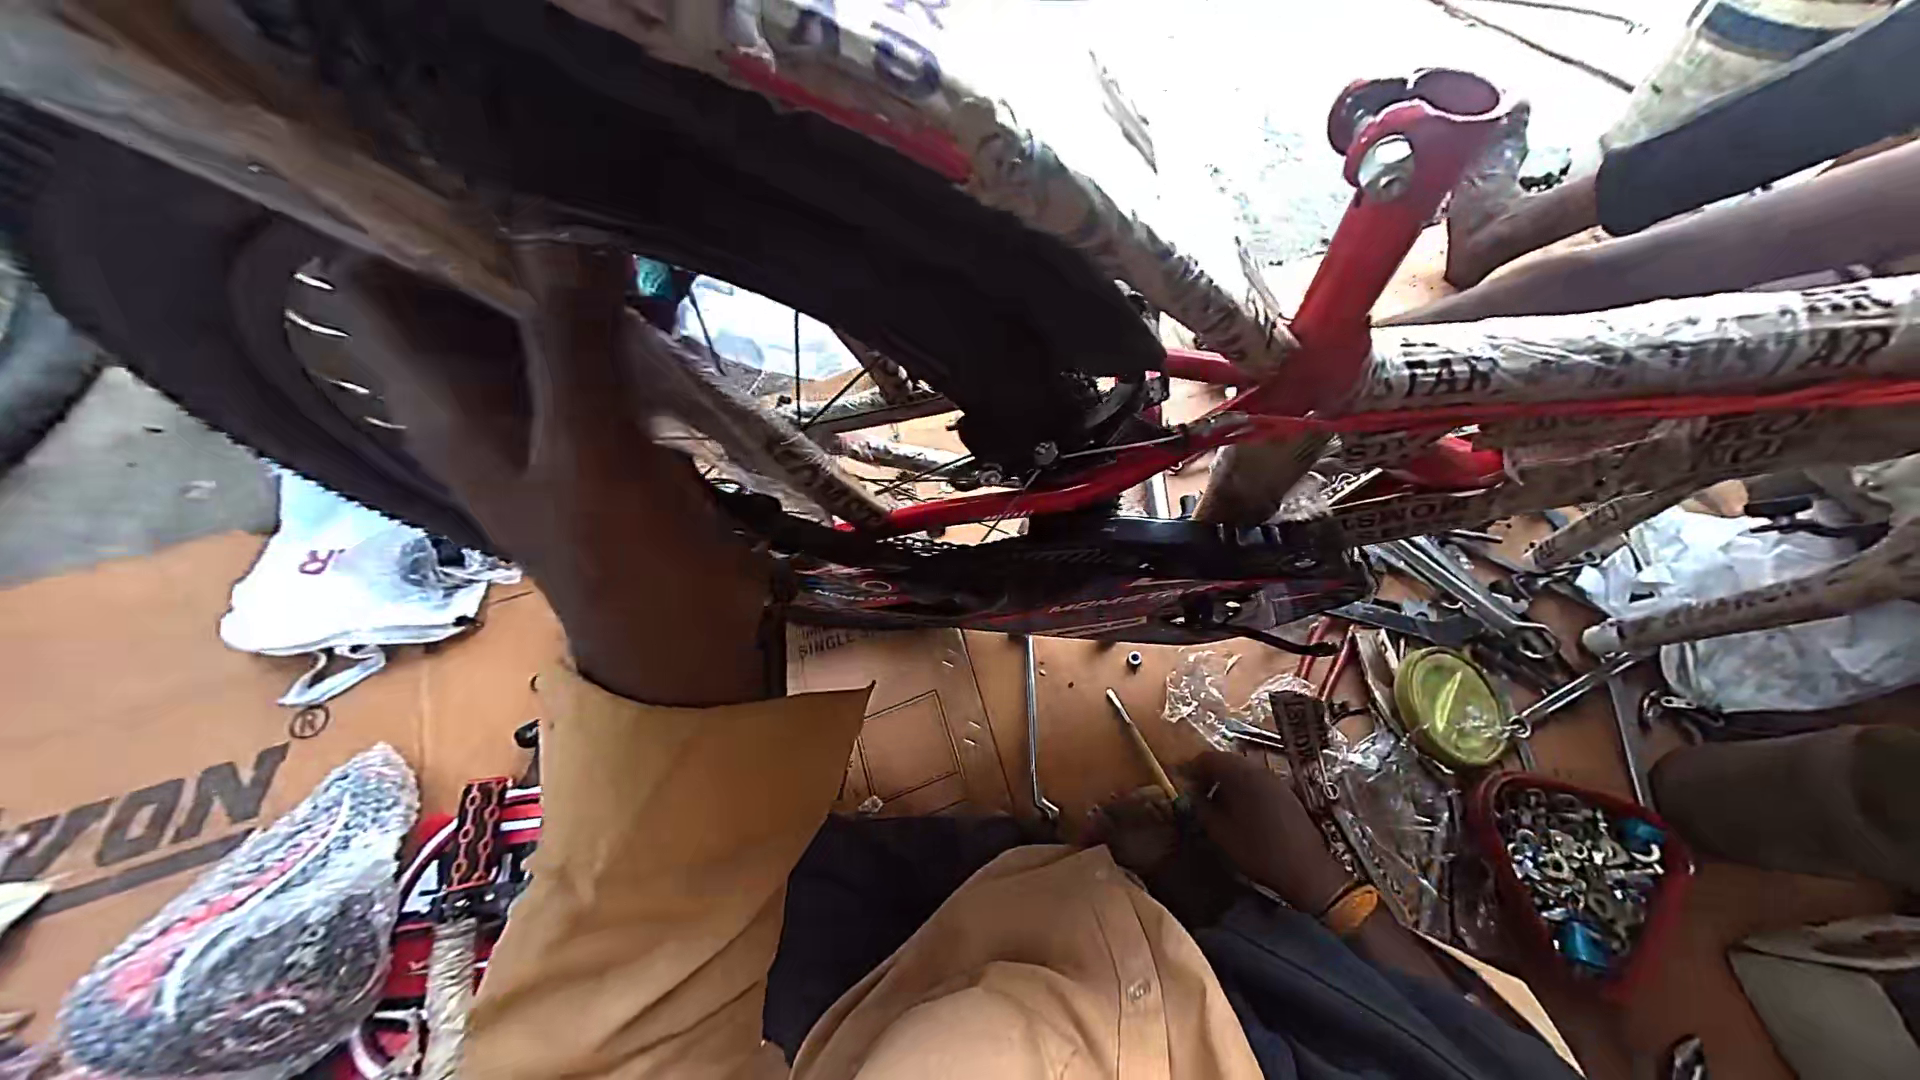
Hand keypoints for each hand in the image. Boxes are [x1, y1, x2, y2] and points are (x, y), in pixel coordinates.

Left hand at [341, 244, 771, 706]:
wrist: (683, 628)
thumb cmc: (623, 559)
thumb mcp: (590, 453)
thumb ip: (571, 346)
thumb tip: (563, 230)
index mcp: (443, 406)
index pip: (375, 283)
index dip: (409, 227)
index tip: (491, 192)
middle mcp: (484, 399)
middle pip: (461, 292)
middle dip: (510, 246)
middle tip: (580, 214)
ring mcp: (551, 414)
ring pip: (537, 321)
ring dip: (574, 286)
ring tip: (625, 253)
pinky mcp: (607, 426)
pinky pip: (597, 355)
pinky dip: (619, 327)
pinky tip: (658, 315)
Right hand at [1182, 751, 1352, 911]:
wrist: (1308, 871)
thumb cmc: (1258, 851)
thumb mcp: (1220, 833)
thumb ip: (1201, 807)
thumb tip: (1190, 793)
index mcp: (1239, 774)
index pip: (1206, 757)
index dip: (1191, 768)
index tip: (1183, 784)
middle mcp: (1257, 770)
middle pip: (1225, 760)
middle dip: (1208, 773)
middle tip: (1198, 793)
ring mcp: (1274, 780)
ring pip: (1242, 770)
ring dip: (1226, 781)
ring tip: (1217, 803)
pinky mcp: (1286, 793)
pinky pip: (1257, 781)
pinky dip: (1243, 788)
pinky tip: (1240, 810)